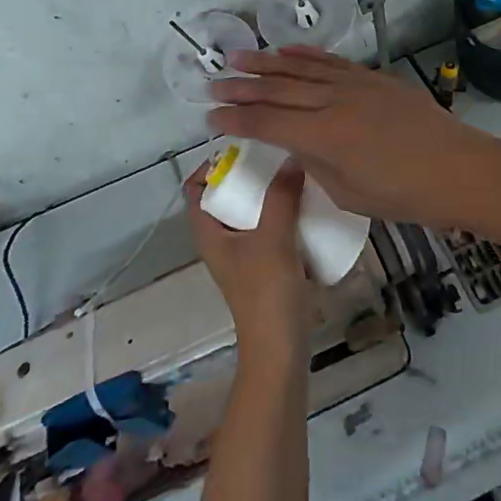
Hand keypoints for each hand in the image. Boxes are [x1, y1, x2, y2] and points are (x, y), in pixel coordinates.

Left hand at [186, 158, 311, 359]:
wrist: (281, 350)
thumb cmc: (266, 292)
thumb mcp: (273, 238)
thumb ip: (280, 197)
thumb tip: (290, 157)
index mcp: (208, 232)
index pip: (195, 186)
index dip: (212, 165)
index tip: (244, 150)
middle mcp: (219, 240)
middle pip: (225, 197)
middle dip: (248, 176)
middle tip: (276, 157)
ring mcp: (241, 255)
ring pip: (249, 214)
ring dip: (268, 196)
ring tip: (294, 176)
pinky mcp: (263, 268)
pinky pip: (268, 231)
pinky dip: (281, 217)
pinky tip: (306, 208)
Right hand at [207, 46, 500, 226]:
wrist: (460, 170)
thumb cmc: (403, 195)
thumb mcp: (347, 193)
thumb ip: (313, 164)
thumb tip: (295, 145)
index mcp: (322, 137)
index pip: (266, 124)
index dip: (235, 120)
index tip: (210, 118)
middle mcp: (331, 103)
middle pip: (275, 92)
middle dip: (240, 88)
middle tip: (212, 84)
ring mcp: (352, 85)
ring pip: (298, 70)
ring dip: (264, 63)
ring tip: (237, 57)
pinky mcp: (371, 78)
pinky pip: (330, 61)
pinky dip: (304, 54)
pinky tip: (285, 50)